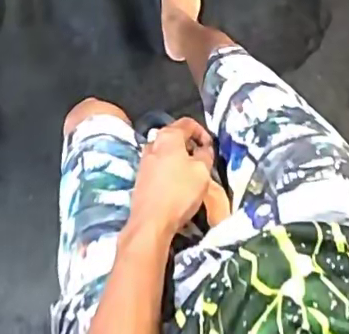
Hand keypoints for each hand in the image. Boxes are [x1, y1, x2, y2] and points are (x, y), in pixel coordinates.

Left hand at [129, 118, 215, 237]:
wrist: (150, 224)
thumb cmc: (179, 192)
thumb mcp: (202, 170)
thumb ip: (206, 154)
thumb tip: (204, 149)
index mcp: (168, 136)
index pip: (188, 123)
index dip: (202, 132)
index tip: (209, 147)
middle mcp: (153, 144)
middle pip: (174, 136)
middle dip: (189, 145)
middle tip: (201, 159)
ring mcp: (143, 162)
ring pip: (165, 152)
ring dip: (178, 158)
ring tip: (189, 173)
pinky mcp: (139, 180)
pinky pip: (157, 167)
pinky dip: (168, 170)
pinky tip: (175, 186)